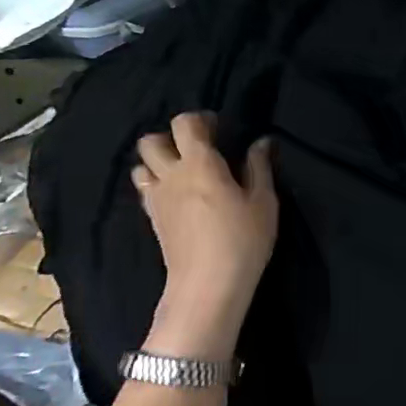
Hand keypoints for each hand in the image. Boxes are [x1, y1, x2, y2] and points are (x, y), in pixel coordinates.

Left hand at [131, 113, 276, 363]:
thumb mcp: (263, 201)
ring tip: (185, 172)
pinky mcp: (152, 219)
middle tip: (198, 149)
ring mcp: (156, 198)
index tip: (220, 128)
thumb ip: (259, 167)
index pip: (185, 124)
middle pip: (151, 141)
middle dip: (171, 138)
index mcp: (199, 164)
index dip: (200, 119)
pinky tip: (179, 196)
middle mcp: (170, 175)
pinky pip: (145, 189)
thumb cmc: (242, 239)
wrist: (207, 286)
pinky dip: (157, 184)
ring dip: (159, 162)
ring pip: (142, 165)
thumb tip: (261, 142)